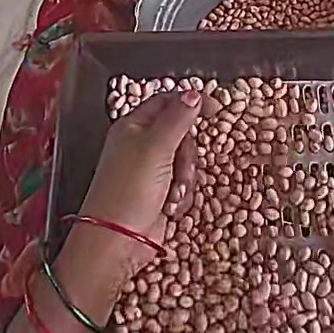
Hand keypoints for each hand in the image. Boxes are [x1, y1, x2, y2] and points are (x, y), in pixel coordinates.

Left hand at [69, 89, 202, 283]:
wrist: (118, 239)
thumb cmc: (130, 189)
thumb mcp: (156, 147)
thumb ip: (177, 118)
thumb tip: (192, 93)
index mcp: (134, 126)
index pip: (166, 102)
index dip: (189, 103)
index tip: (215, 109)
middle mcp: (141, 145)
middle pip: (182, 135)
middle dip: (187, 154)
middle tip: (180, 167)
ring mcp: (152, 171)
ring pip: (186, 162)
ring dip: (185, 179)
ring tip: (172, 194)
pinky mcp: (161, 193)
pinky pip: (184, 185)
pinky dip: (181, 196)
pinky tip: (170, 207)